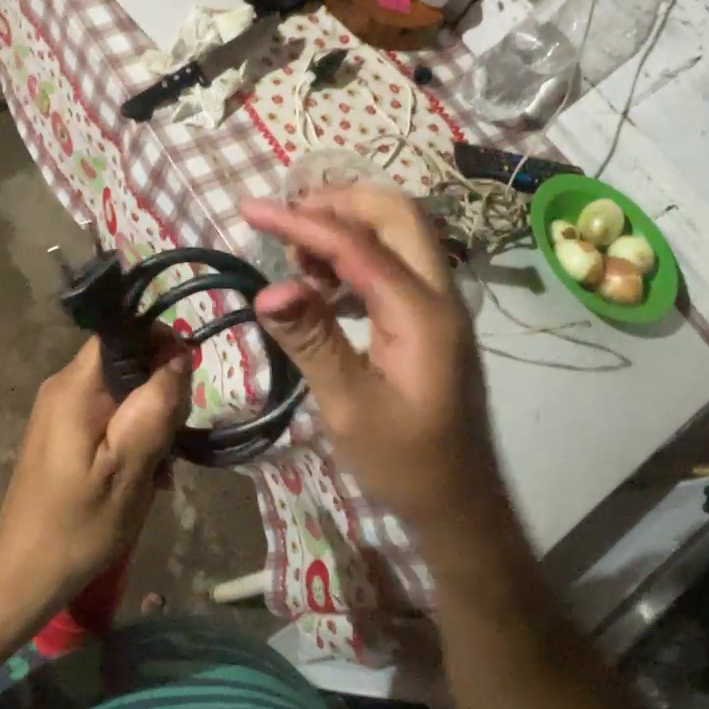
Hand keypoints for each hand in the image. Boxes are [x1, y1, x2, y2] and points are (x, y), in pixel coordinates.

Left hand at [0, 337, 189, 616]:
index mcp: (75, 386)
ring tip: (162, 468)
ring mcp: (60, 411)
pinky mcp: (62, 434)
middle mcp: (63, 387)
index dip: (159, 343)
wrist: (26, 572)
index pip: (122, 333)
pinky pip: (107, 416)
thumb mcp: (130, 466)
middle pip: (126, 363)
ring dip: (149, 422)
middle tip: (174, 440)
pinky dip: (131, 438)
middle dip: (159, 393)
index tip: (187, 380)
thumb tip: (178, 355)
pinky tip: (144, 475)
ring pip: (122, 392)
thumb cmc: (80, 522)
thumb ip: (155, 406)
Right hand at [241, 184, 494, 534]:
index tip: (249, 209)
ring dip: (346, 226)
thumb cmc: (404, 463)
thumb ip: (312, 341)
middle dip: (335, 203)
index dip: (300, 222)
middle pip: (395, 213)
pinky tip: (322, 285)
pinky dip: (356, 254)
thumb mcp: (349, 407)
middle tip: (282, 220)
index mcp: (421, 314)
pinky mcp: (430, 317)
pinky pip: (395, 261)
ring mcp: (439, 303)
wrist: (460, 505)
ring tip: (296, 257)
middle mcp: (438, 295)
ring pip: (398, 232)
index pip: (356, 245)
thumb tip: (267, 288)